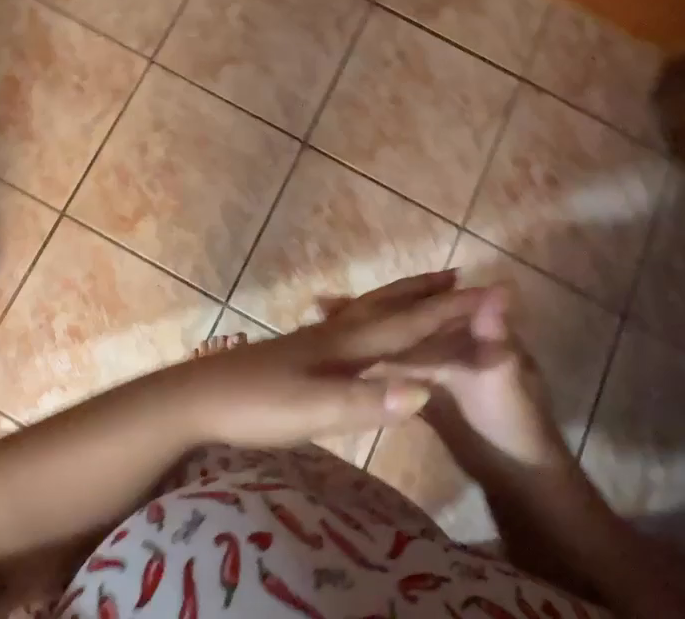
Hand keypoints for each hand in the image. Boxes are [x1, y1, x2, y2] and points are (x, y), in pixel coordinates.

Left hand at [165, 272, 489, 447]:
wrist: (195, 400)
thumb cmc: (255, 406)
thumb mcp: (314, 411)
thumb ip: (368, 402)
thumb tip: (426, 390)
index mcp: (344, 348)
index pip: (407, 326)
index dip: (448, 312)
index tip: (489, 292)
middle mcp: (331, 336)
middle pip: (385, 307)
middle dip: (423, 292)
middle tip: (455, 273)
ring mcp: (309, 343)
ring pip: (362, 312)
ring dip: (394, 300)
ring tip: (413, 291)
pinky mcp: (292, 355)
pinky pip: (342, 326)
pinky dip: (362, 318)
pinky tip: (350, 329)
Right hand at [323, 278, 567, 467]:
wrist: (519, 479)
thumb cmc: (514, 421)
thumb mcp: (503, 375)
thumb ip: (493, 332)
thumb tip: (499, 284)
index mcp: (468, 330)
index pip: (420, 307)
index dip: (385, 301)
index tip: (340, 298)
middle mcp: (449, 342)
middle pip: (401, 323)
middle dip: (364, 314)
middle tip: (319, 309)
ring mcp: (437, 369)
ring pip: (395, 347)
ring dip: (364, 338)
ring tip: (320, 328)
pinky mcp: (426, 394)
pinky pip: (396, 374)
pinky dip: (373, 368)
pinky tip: (339, 367)